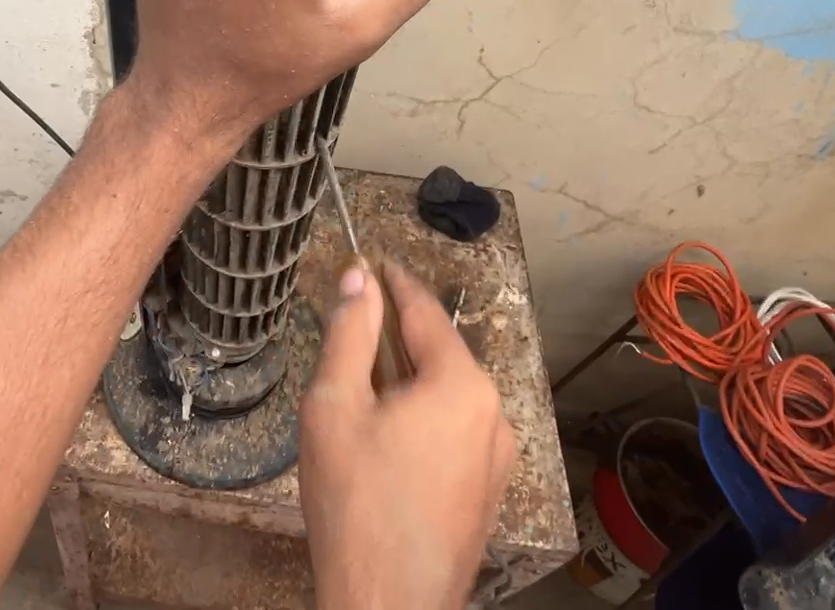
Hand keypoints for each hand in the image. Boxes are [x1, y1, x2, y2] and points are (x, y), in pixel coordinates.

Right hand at [300, 262, 516, 609]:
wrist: (386, 608)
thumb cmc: (354, 497)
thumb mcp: (335, 403)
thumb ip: (349, 332)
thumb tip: (357, 276)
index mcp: (462, 385)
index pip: (424, 311)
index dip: (394, 282)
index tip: (371, 259)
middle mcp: (495, 413)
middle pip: (439, 351)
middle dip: (397, 333)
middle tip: (353, 324)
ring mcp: (499, 457)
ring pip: (448, 391)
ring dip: (409, 375)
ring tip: (363, 382)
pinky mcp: (490, 491)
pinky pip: (456, 428)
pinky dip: (424, 411)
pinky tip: (388, 432)